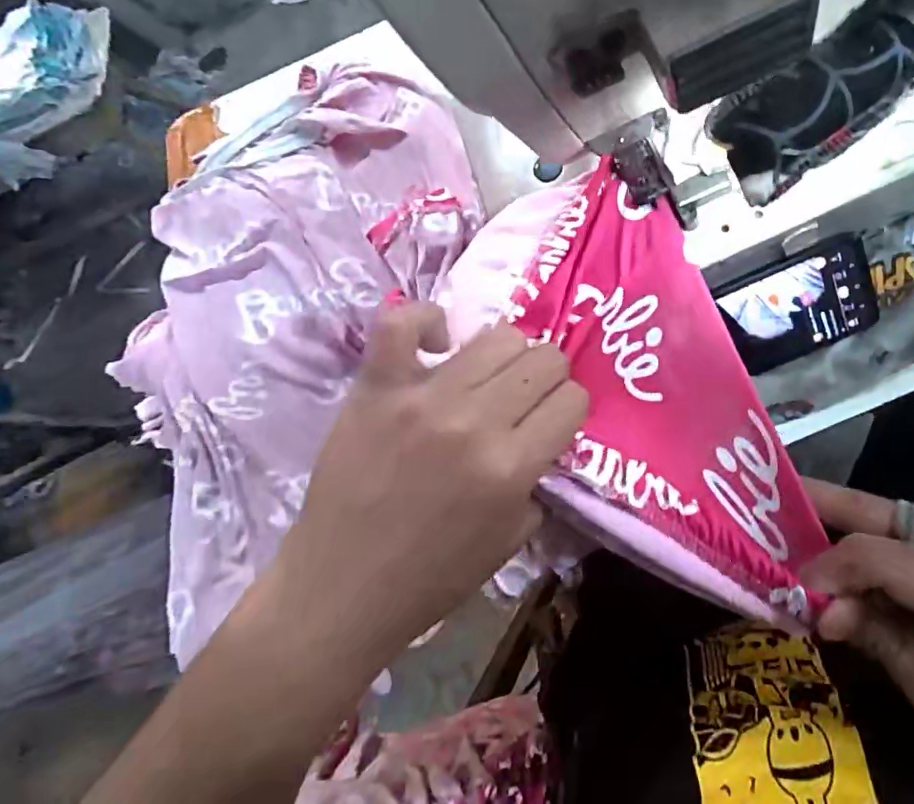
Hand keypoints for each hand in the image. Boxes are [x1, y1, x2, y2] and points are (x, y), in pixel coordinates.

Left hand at [265, 302, 587, 674]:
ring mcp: (423, 399)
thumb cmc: (434, 574)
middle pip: (546, 359)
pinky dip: (428, 321)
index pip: (573, 398)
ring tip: (489, 379)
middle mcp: (475, 423)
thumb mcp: (514, 536)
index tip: (554, 421)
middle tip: (526, 400)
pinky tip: (437, 343)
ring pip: (500, 336)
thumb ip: (541, 476)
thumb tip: (548, 433)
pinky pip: (403, 322)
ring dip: (508, 356)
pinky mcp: (376, 389)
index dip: (571, 408)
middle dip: (549, 378)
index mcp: (511, 466)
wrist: (340, 591)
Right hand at [800, 479, 913, 803]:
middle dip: (825, 508)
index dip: (822, 567)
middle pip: (882, 513)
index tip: (786, 591)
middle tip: (773, 505)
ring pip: (898, 521)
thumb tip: (825, 607)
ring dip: (851, 533)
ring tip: (805, 546)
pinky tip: (858, 570)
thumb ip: (882, 639)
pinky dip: (882, 550)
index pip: (870, 551)